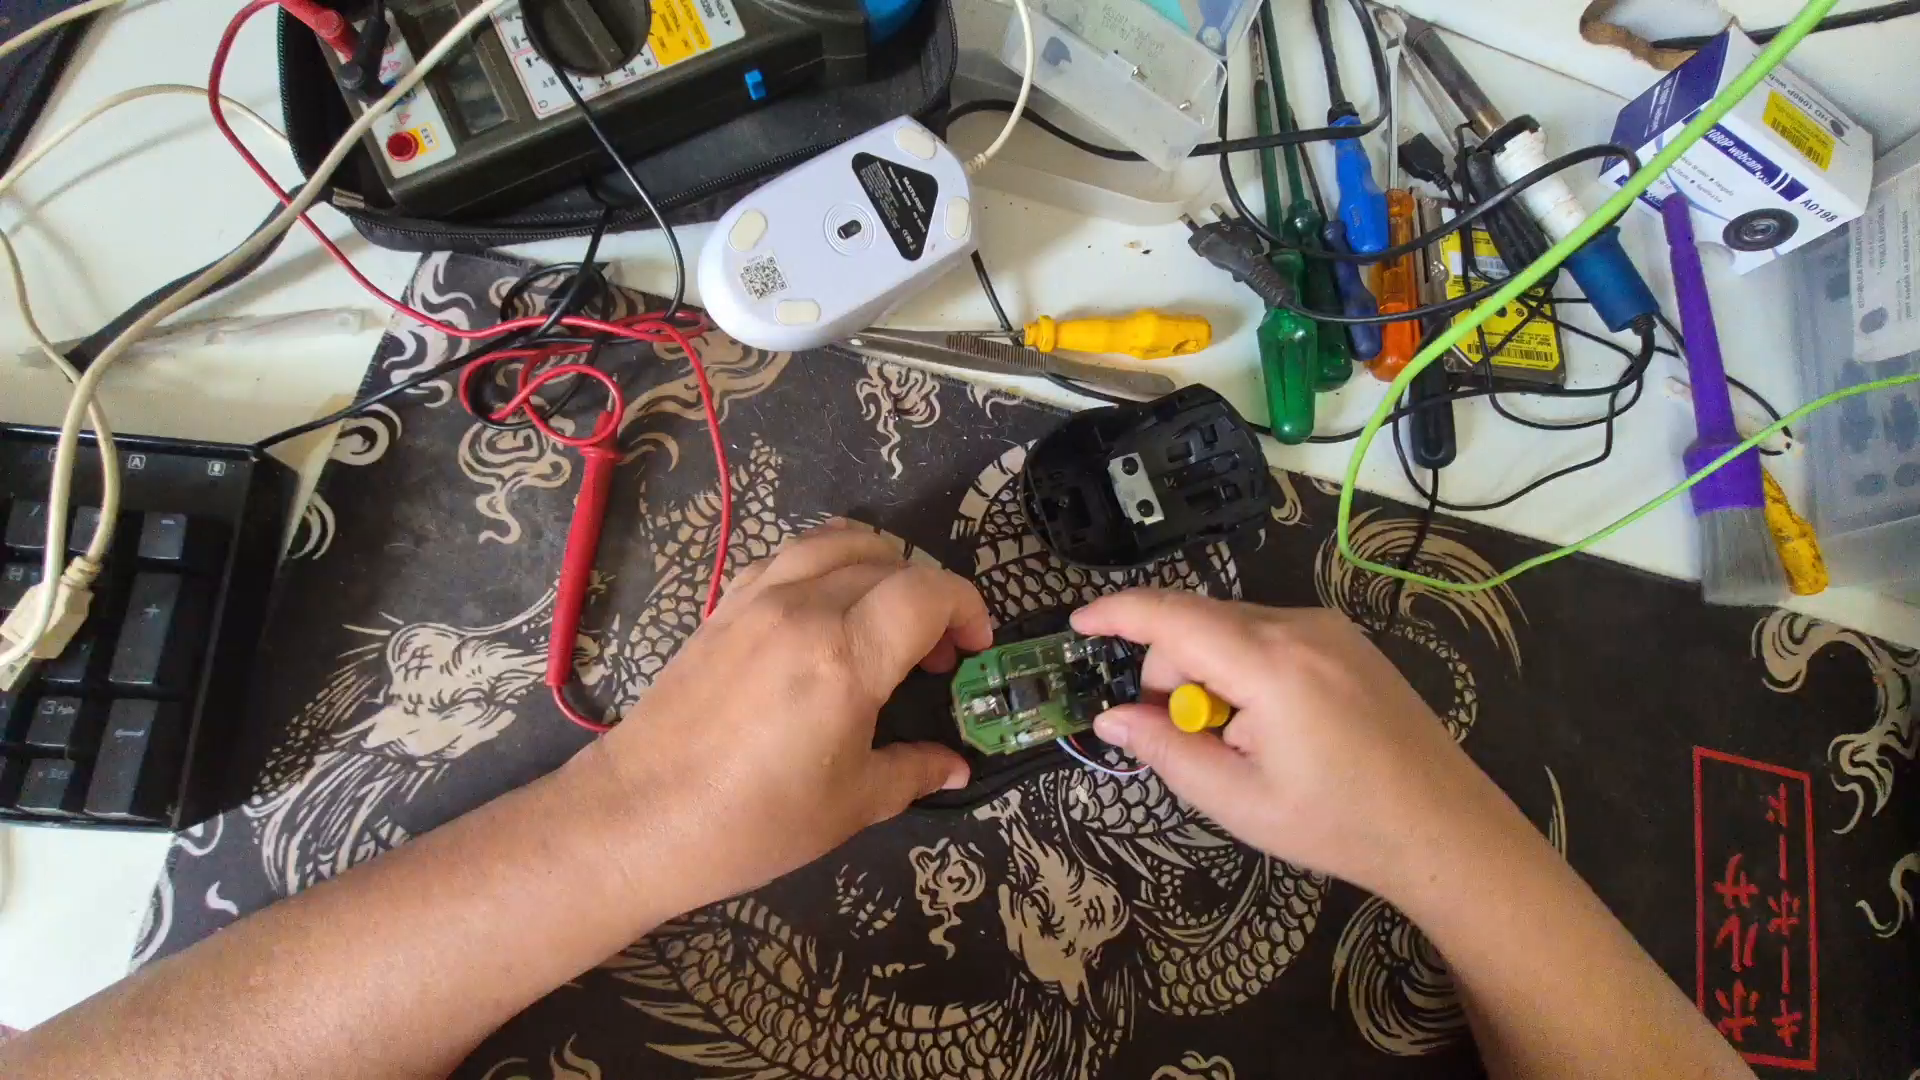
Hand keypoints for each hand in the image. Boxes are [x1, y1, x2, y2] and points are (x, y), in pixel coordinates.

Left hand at [580, 520, 990, 920]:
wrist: (639, 816)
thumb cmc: (753, 820)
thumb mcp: (851, 804)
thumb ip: (915, 770)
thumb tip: (956, 765)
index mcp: (845, 657)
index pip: (929, 592)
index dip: (968, 607)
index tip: (975, 646)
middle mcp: (806, 608)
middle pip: (893, 564)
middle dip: (932, 597)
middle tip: (935, 655)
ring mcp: (760, 597)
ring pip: (840, 540)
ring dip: (884, 564)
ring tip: (890, 612)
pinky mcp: (728, 603)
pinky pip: (792, 553)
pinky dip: (830, 561)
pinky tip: (830, 604)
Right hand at [1071, 589, 1507, 900]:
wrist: (1450, 831)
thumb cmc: (1338, 823)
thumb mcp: (1237, 800)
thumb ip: (1164, 750)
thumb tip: (1110, 716)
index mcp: (1269, 664)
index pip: (1171, 617)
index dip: (1116, 614)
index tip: (1077, 624)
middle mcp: (1296, 625)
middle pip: (1194, 622)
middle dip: (1166, 669)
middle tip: (1179, 734)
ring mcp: (1325, 625)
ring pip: (1226, 626)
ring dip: (1203, 668)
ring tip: (1233, 734)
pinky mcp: (1341, 636)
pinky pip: (1260, 632)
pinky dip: (1236, 664)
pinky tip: (1265, 716)